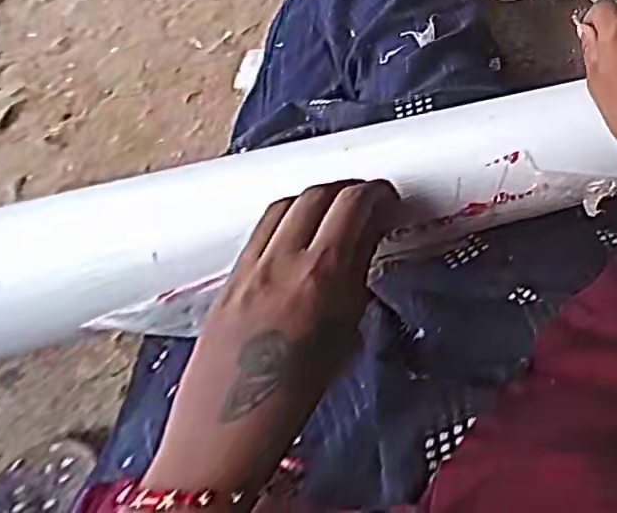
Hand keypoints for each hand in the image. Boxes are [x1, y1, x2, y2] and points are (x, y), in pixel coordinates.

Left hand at [144, 181, 398, 494]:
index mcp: (322, 274)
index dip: (378, 192)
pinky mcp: (228, 277)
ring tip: (331, 213)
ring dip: (316, 198)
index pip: (354, 202)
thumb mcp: (347, 322)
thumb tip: (371, 230)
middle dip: (349, 189)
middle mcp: (283, 262)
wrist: (228, 428)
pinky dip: (287, 219)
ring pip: (287, 204)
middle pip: (319, 193)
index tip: (388, 199)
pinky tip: (298, 235)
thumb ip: (358, 267)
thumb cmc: (299, 386)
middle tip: (364, 201)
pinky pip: (261, 229)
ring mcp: (251, 267)